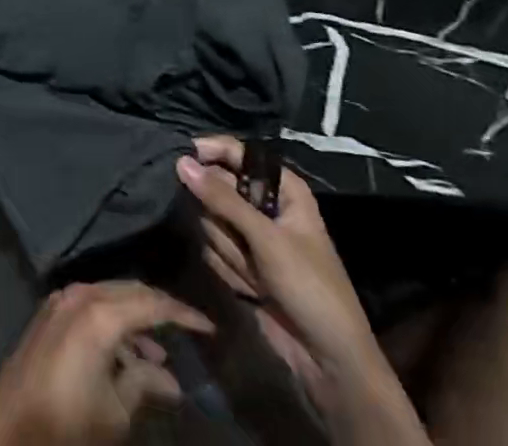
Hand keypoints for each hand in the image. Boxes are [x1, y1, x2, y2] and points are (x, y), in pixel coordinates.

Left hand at [0, 282, 211, 445]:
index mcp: (100, 314)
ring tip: (157, 358)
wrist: (1, 439)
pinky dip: (110, 325)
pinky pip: (88, 309)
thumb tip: (171, 379)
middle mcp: (79, 296)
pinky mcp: (45, 317)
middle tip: (186, 331)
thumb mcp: (114, 412)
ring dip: (134, 321)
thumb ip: (145, 383)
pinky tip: (123, 356)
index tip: (209, 328)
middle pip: (131, 292)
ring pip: (109, 299)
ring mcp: (58, 303)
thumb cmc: (65, 426)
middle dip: (160, 310)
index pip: (154, 303)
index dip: (185, 315)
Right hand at [178, 138, 376, 380]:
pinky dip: (230, 271)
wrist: (326, 357)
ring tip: (256, 274)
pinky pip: (216, 252)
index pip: (240, 154)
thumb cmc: (308, 285)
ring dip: (229, 250)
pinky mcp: (242, 264)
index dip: (212, 151)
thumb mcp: (266, 238)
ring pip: (214, 224)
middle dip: (222, 219)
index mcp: (284, 188)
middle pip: (220, 190)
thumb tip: (182, 162)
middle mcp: (265, 206)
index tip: (181, 156)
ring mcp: (252, 237)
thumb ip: (223, 199)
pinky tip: (253, 290)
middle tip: (243, 244)